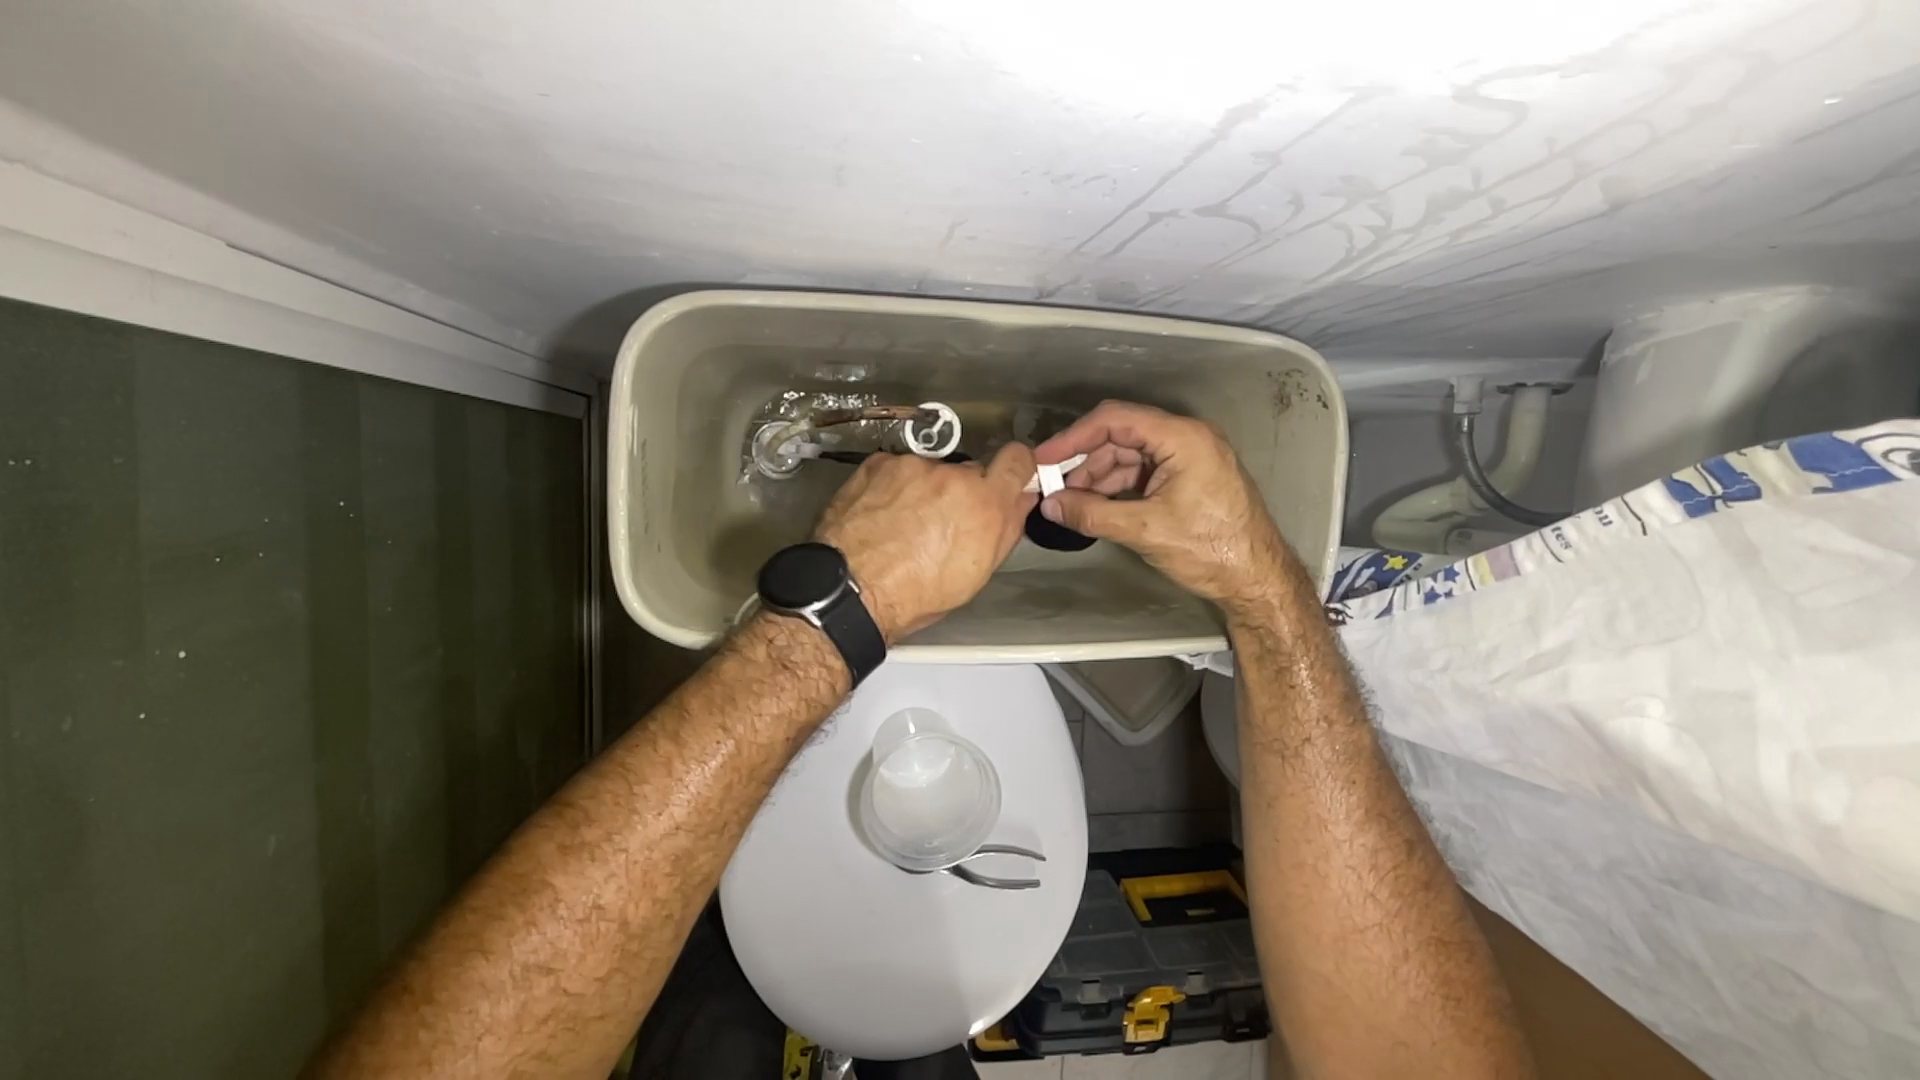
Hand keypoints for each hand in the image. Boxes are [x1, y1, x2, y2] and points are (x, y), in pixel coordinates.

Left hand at [813, 443, 1038, 641]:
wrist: (851, 590)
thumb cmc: (915, 594)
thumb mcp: (977, 574)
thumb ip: (1005, 528)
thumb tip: (1020, 501)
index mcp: (986, 505)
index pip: (1017, 460)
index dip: (1014, 468)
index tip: (1007, 477)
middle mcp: (953, 477)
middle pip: (968, 472)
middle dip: (961, 492)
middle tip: (941, 524)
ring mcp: (915, 467)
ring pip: (930, 472)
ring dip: (924, 491)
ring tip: (903, 526)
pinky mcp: (881, 463)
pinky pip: (897, 470)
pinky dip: (893, 488)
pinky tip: (882, 517)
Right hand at [1034, 400, 1297, 620]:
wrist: (1257, 579)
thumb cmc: (1210, 550)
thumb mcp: (1145, 530)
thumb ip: (1092, 514)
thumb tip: (1049, 505)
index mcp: (1182, 438)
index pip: (1115, 420)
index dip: (1074, 437)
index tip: (1044, 458)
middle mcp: (1186, 438)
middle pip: (1120, 436)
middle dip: (1084, 461)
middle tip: (1051, 486)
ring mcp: (1188, 457)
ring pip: (1129, 455)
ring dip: (1098, 476)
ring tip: (1069, 502)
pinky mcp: (1188, 476)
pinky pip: (1143, 471)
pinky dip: (1117, 486)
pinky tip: (1095, 505)